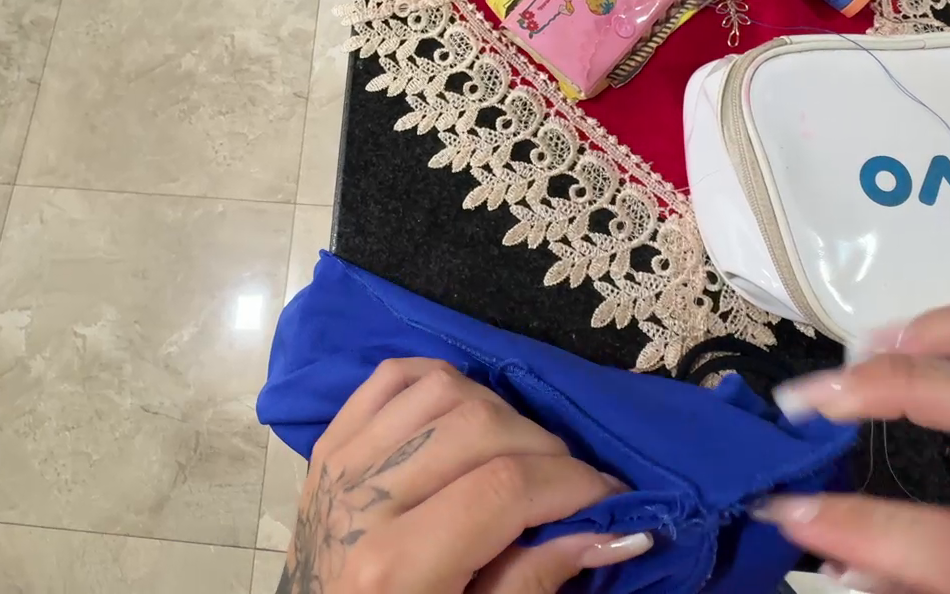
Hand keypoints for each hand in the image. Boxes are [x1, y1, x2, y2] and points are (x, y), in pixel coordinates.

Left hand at [278, 358, 652, 592]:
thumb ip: (535, 579)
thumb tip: (618, 530)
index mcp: (395, 567)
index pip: (504, 488)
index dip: (573, 484)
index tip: (614, 496)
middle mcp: (362, 496)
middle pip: (478, 426)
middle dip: (546, 448)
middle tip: (575, 481)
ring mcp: (340, 457)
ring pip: (442, 387)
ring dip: (499, 410)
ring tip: (524, 451)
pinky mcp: (331, 438)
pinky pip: (393, 376)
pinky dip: (441, 379)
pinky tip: (469, 408)